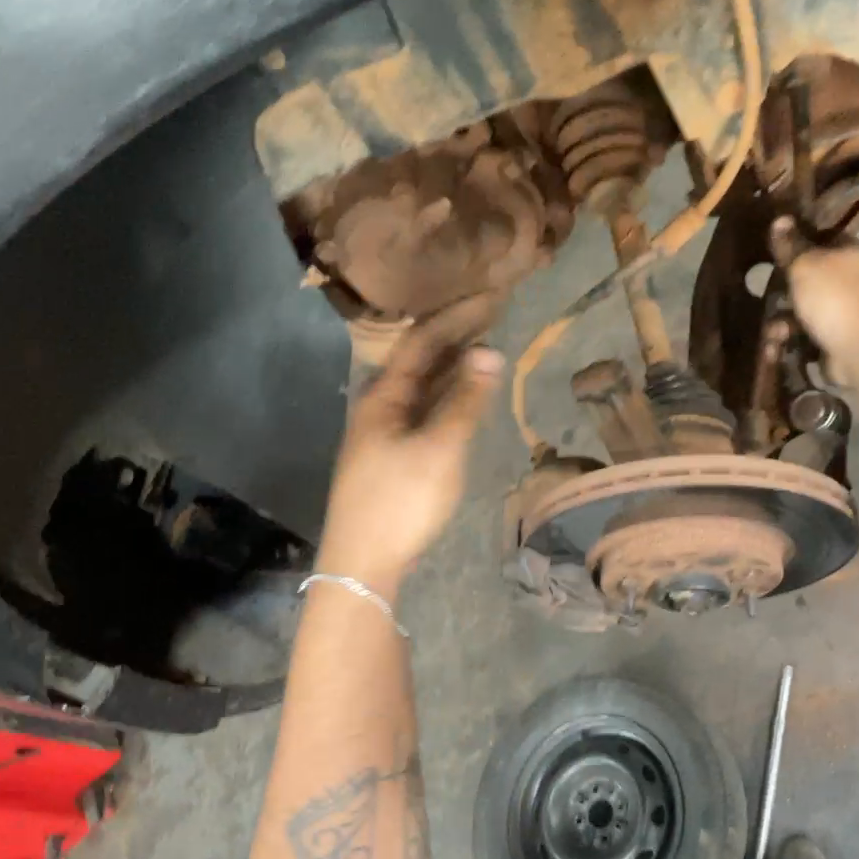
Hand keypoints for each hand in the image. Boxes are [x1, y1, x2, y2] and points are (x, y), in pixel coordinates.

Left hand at [318, 314, 503, 584]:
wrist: (362, 560)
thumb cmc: (400, 500)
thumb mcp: (439, 449)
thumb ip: (465, 401)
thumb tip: (490, 353)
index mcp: (383, 396)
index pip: (422, 342)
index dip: (456, 318)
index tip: (491, 299)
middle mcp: (379, 406)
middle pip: (419, 361)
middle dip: (456, 338)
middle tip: (495, 318)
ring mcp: (384, 432)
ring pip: (422, 388)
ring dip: (453, 367)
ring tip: (487, 349)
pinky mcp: (392, 456)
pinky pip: (424, 410)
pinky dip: (448, 396)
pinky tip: (465, 397)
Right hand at [772, 218, 858, 389]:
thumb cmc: (833, 299)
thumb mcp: (804, 266)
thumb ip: (790, 245)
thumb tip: (780, 218)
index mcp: (851, 253)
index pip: (827, 237)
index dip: (802, 240)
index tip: (778, 249)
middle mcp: (854, 279)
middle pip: (813, 276)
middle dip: (787, 289)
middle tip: (769, 294)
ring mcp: (849, 311)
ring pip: (807, 309)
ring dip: (785, 320)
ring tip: (776, 331)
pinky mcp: (841, 338)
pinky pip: (810, 334)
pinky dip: (795, 339)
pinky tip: (781, 345)